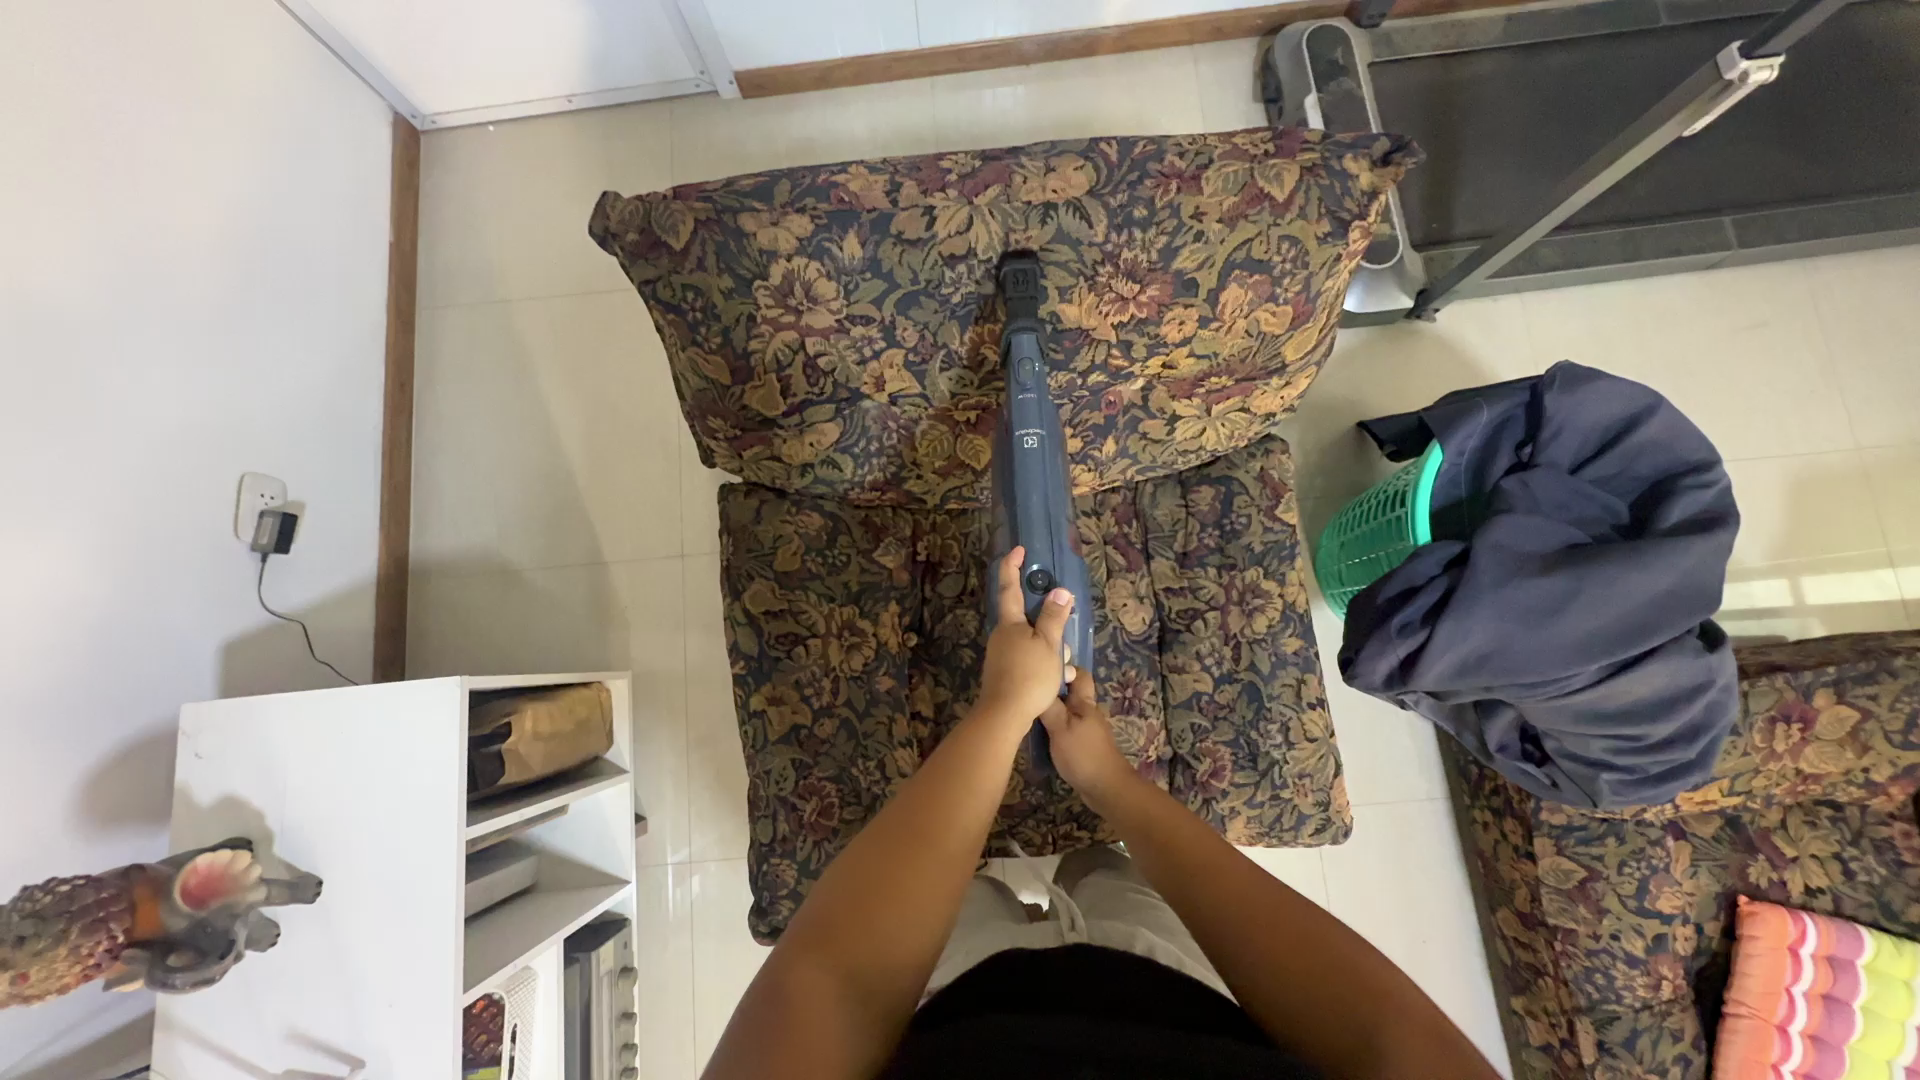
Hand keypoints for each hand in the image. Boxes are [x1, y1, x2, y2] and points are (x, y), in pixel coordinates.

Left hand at [977, 546, 1074, 724]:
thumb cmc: (1028, 676)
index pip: (1010, 586)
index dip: (1012, 566)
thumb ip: (1055, 617)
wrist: (1004, 715)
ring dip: (1052, 651)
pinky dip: (1045, 665)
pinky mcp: (1005, 672)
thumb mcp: (1049, 644)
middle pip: (1029, 620)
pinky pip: (1029, 659)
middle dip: (1050, 627)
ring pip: (1033, 642)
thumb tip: (1060, 591)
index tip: (1018, 549)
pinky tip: (1056, 680)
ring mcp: (1001, 654)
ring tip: (1064, 671)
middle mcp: (1002, 634)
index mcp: (1010, 622)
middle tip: (1063, 643)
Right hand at [1039, 672, 1137, 808]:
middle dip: (1052, 690)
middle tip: (1027, 690)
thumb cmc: (1083, 754)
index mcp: (1084, 702)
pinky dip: (1053, 726)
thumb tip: (1038, 684)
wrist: (1106, 787)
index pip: (1079, 674)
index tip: (1041, 668)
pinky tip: (1039, 733)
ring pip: (1067, 711)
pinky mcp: (1083, 744)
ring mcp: (1086, 728)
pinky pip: (1066, 727)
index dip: (1063, 667)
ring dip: (1051, 710)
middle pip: (1070, 692)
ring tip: (1028, 710)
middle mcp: (1087, 711)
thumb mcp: (1060, 727)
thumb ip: (1049, 706)